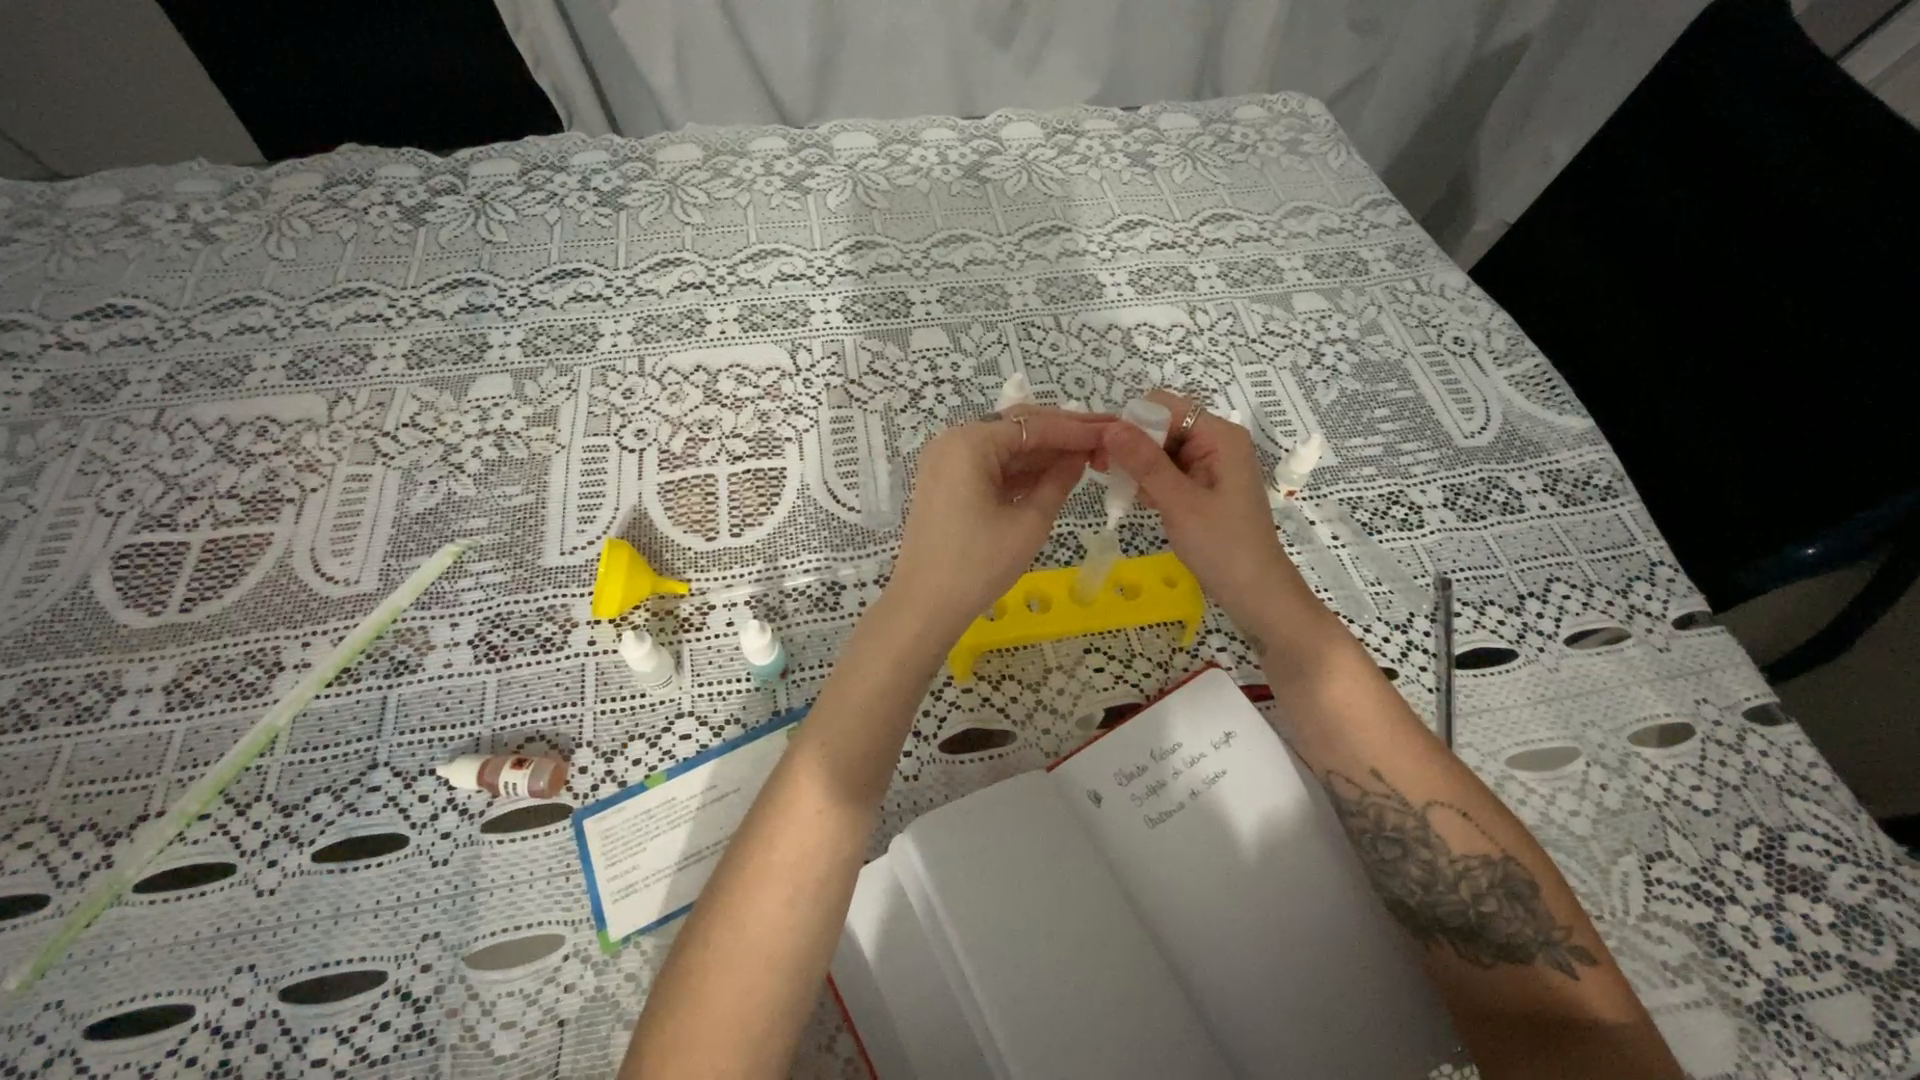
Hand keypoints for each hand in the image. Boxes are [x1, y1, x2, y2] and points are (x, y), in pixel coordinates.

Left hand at [891, 408, 1108, 635]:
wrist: (925, 605)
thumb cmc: (979, 564)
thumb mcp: (1029, 523)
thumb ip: (1059, 482)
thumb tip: (1080, 457)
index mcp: (970, 442)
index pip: (1033, 425)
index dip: (1077, 429)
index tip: (1113, 430)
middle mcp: (953, 441)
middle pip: (1017, 428)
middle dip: (1062, 435)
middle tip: (1105, 438)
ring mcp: (946, 462)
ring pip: (1005, 448)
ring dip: (1044, 453)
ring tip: (1089, 457)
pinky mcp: (946, 483)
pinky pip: (990, 466)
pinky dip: (1021, 471)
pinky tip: (1055, 475)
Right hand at [1100, 391, 1306, 632]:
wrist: (1254, 592)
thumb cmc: (1222, 546)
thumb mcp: (1179, 502)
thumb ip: (1145, 462)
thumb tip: (1110, 427)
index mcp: (1220, 436)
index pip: (1165, 405)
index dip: (1133, 421)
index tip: (1104, 450)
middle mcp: (1216, 442)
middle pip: (1162, 424)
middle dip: (1133, 445)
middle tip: (1105, 474)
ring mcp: (1210, 464)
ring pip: (1161, 449)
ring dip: (1138, 466)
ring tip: (1122, 492)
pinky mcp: (1203, 485)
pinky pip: (1168, 470)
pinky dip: (1150, 481)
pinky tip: (1138, 500)